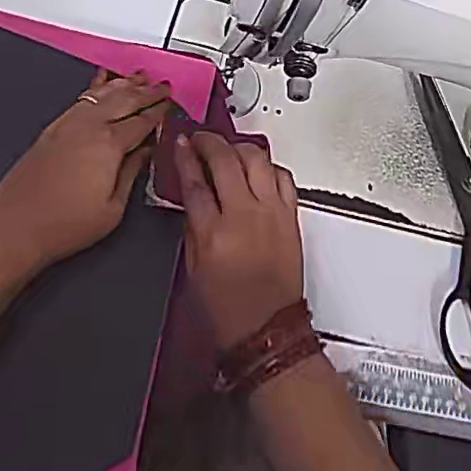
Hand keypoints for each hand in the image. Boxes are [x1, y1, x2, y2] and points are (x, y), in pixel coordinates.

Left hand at [0, 71, 170, 274]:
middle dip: (148, 91)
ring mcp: (69, 124)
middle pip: (126, 100)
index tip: (169, 104)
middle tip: (163, 86)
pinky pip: (82, 98)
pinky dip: (97, 87)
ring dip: (125, 83)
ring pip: (104, 93)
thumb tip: (145, 154)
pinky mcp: (53, 128)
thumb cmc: (63, 225)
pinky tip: (103, 83)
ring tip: (139, 77)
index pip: (142, 120)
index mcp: (110, 145)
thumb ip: (132, 173)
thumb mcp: (113, 208)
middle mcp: (90, 127)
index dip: (159, 111)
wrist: (16, 228)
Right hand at [174, 132, 305, 347]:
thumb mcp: (193, 268)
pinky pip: (282, 176)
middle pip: (225, 159)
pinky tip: (258, 167)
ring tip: (228, 147)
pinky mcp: (290, 216)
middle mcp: (244, 217)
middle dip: (209, 142)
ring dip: (238, 146)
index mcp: (213, 234)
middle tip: (201, 139)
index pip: (195, 181)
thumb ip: (192, 225)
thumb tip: (192, 192)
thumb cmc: (228, 311)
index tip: (181, 143)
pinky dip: (268, 166)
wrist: (267, 331)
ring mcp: (271, 213)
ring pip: (256, 158)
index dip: (185, 156)